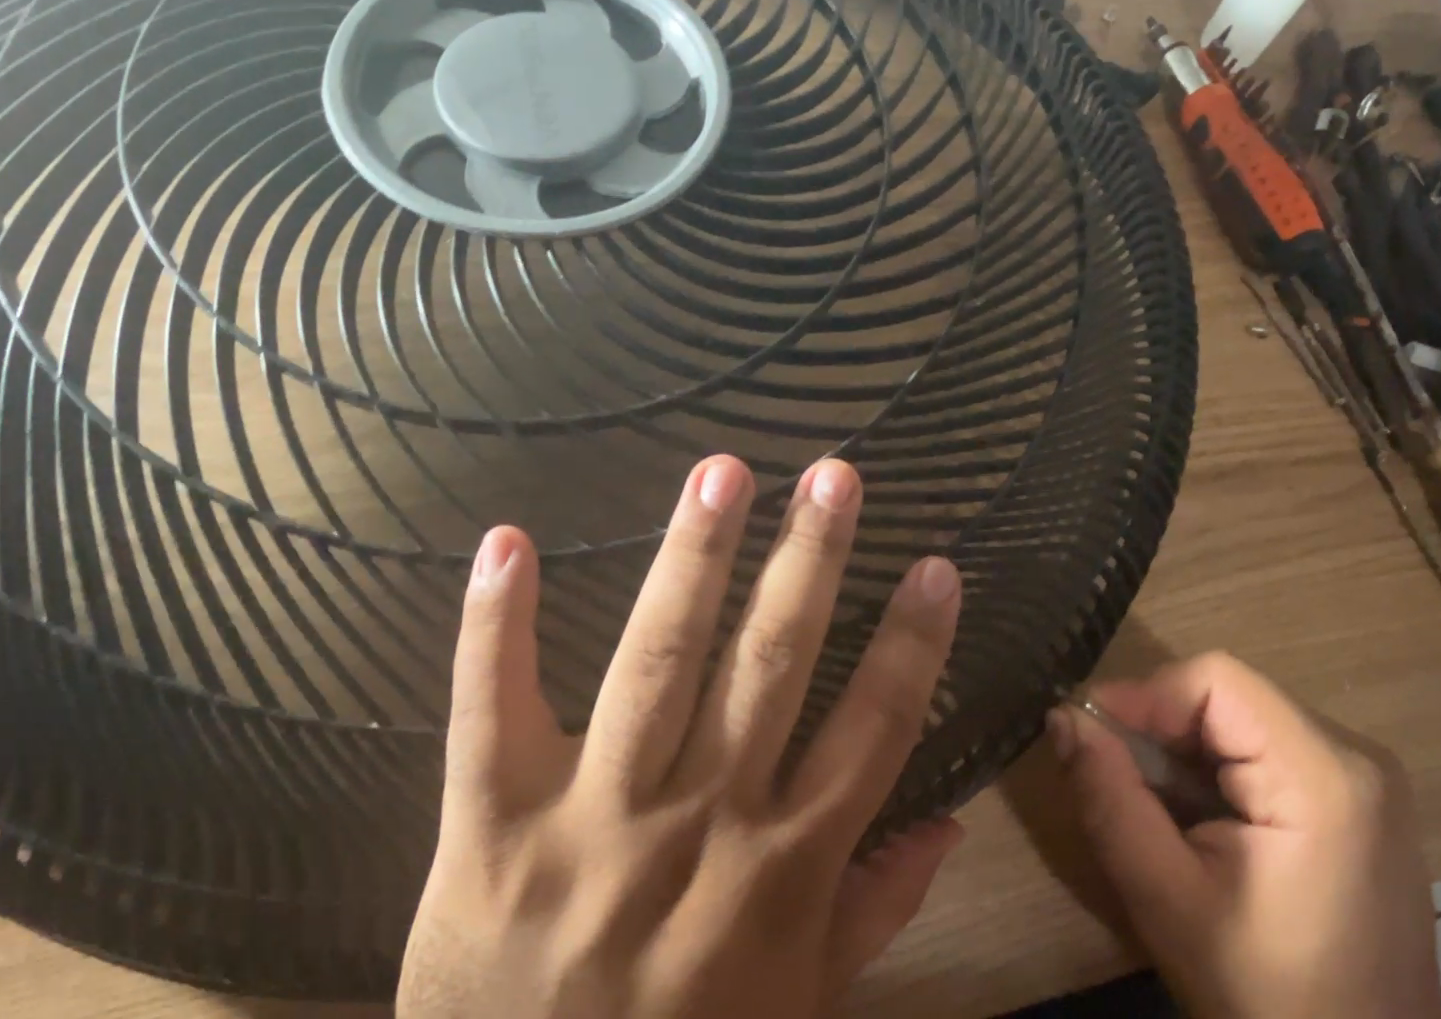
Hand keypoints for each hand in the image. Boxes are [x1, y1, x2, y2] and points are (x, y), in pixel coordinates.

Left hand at [399, 455, 965, 1018]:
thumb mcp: (803, 1002)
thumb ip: (876, 909)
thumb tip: (950, 823)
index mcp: (782, 869)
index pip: (871, 729)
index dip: (910, 644)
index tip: (935, 564)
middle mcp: (699, 823)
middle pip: (768, 668)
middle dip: (808, 563)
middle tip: (833, 474)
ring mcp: (591, 819)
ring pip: (653, 665)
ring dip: (690, 560)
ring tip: (722, 474)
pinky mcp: (490, 827)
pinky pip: (490, 711)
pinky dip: (495, 626)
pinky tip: (508, 541)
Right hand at [1047, 653, 1440, 1018]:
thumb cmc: (1262, 991)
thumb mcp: (1164, 895)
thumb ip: (1109, 797)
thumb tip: (1062, 717)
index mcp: (1322, 777)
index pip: (1216, 680)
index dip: (1143, 694)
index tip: (1087, 732)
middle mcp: (1357, 758)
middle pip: (1231, 698)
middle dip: (1159, 729)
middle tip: (1111, 776)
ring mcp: (1365, 781)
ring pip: (1244, 723)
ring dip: (1183, 752)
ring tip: (1151, 807)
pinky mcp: (1359, 804)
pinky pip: (1268, 753)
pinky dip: (1215, 772)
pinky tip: (1197, 823)